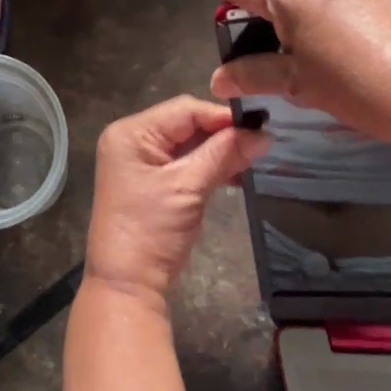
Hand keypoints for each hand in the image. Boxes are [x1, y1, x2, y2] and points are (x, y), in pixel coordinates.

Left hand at [85, 96, 270, 300]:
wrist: (127, 281)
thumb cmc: (152, 229)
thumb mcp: (188, 188)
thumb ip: (223, 155)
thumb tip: (263, 134)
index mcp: (131, 132)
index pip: (182, 109)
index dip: (221, 115)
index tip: (261, 125)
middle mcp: (131, 139)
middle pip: (183, 124)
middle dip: (221, 133)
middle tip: (262, 142)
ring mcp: (138, 160)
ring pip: (185, 143)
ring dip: (217, 150)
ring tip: (253, 158)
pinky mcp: (149, 181)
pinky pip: (181, 163)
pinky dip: (206, 166)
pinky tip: (233, 173)